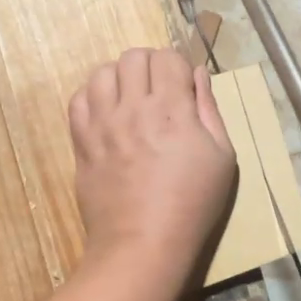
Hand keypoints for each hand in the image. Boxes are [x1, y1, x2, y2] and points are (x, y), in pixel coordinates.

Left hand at [69, 47, 234, 265]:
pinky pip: (78, 99)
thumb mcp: (222, 156)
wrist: (143, 243)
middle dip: (150, 65)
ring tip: (131, 98)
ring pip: (102, 72)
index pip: (167, 57)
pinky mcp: (81, 141)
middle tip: (159, 90)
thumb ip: (209, 109)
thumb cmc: (193, 202)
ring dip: (120, 77)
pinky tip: (108, 113)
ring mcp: (102, 123)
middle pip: (133, 57)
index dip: (178, 65)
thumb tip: (197, 75)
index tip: (184, 86)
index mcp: (172, 107)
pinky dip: (93, 96)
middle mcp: (133, 106)